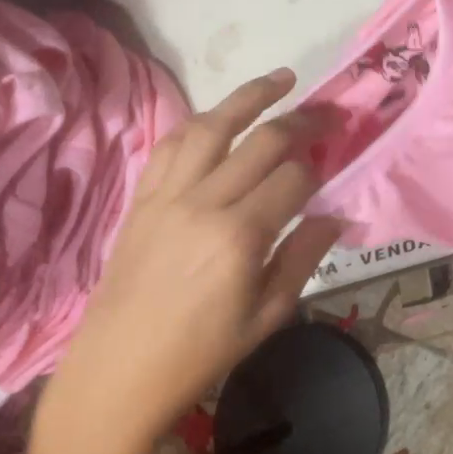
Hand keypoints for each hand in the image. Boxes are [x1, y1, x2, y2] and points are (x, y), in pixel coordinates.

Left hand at [45, 69, 340, 443]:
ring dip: (249, 97)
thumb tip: (336, 214)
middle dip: (302, 120)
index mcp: (240, 237)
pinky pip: (172, 145)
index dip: (320, 167)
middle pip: (262, 141)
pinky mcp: (142, 200)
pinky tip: (222, 115)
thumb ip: (305, 256)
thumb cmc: (201, 352)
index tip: (333, 168)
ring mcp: (167, 197)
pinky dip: (201, 122)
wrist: (116, 374)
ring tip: (281, 79)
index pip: (295, 177)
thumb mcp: (269, 315)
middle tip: (329, 112)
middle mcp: (203, 204)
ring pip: (213, 127)